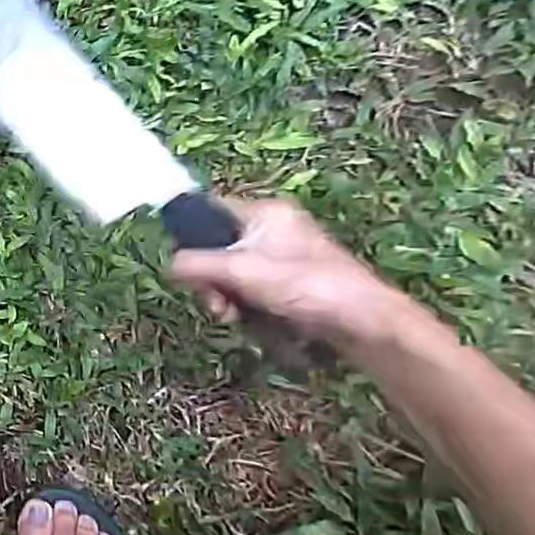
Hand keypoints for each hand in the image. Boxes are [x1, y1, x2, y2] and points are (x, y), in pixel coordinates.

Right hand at [169, 198, 417, 348]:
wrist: (366, 323)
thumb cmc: (307, 287)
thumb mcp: (241, 273)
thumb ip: (196, 265)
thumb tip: (168, 265)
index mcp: (262, 211)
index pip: (205, 211)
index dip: (188, 237)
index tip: (186, 266)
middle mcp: (268, 226)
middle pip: (211, 246)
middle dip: (206, 277)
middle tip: (215, 301)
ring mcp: (276, 253)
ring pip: (224, 269)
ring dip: (220, 294)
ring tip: (230, 314)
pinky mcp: (283, 278)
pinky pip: (242, 284)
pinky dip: (238, 301)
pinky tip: (243, 317)